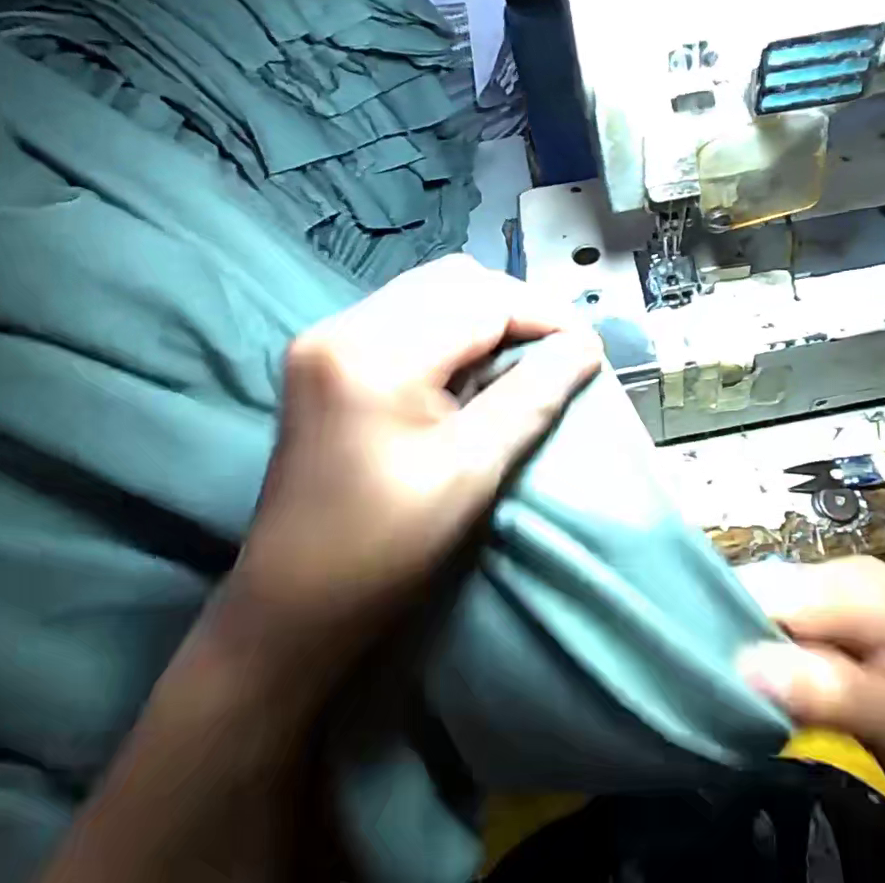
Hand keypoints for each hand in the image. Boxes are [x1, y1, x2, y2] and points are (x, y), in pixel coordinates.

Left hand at [223, 255, 600, 666]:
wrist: (295, 603)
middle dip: (518, 309)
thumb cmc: (387, 547)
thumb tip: (587, 346)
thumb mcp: (473, 469)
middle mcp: (342, 327)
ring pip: (432, 291)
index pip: (481, 301)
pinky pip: (408, 315)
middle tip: (561, 352)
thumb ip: (534, 395)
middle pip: (454, 282)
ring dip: (488, 315)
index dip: (544, 317)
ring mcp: (327, 339)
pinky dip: (455, 328)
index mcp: (373, 354)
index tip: (589, 348)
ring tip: (526, 358)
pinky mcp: (328, 358)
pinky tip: (476, 367)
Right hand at [737, 557, 884, 828]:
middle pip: (768, 593)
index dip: (734, 632)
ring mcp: (849, 594)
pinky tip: (766, 684)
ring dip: (750, 646)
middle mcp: (854, 576)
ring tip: (736, 693)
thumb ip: (834, 693)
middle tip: (718, 693)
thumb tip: (745, 662)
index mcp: (872, 590)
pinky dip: (768, 651)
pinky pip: (786, 623)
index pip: (775, 595)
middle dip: (739, 637)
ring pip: (771, 607)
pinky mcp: (844, 617)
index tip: (704, 680)